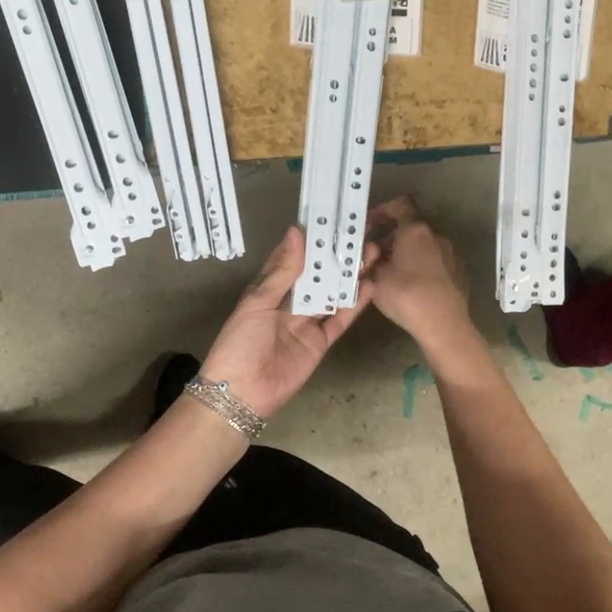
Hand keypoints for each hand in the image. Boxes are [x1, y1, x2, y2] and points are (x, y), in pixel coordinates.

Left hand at [200, 226, 375, 418]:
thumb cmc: (240, 344)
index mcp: (267, 290)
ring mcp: (306, 323)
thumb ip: (281, 272)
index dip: (309, 240)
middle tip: (360, 234)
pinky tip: (369, 285)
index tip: (330, 218)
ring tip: (371, 253)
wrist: (242, 393)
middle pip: (317, 275)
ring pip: (332, 293)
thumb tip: (296, 233)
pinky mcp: (319, 343)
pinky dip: (354, 304)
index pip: (291, 259)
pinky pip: (339, 320)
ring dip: (349, 275)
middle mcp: (288, 303)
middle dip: (336, 255)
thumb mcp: (256, 304)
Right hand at [364, 196, 472, 350]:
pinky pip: (435, 262)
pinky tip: (413, 285)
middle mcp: (436, 236)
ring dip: (408, 252)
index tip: (370, 225)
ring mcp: (450, 254)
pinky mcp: (458, 272)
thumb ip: (371, 261)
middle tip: (376, 252)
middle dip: (393, 235)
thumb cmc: (405, 295)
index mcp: (415, 230)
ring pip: (424, 245)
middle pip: (412, 226)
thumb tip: (371, 255)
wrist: (442, 323)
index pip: (400, 205)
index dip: (384, 210)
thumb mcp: (375, 278)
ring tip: (392, 271)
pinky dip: (422, 266)